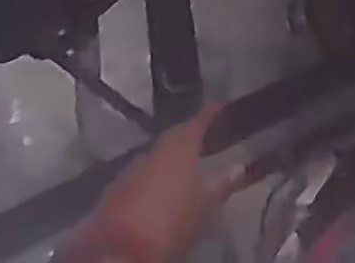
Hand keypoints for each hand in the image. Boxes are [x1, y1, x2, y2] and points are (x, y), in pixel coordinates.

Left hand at [60, 104, 243, 262]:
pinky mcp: (113, 190)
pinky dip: (150, 177)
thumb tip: (241, 166)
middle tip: (204, 140)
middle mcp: (156, 149)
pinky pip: (139, 174)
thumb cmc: (171, 222)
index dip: (212, 112)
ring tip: (181, 169)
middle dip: (189, 134)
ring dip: (168, 157)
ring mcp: (132, 168)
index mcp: (182, 145)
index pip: (201, 119)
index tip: (222, 106)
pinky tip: (155, 192)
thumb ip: (223, 183)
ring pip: (156, 155)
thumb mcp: (204, 206)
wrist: (117, 254)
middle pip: (176, 134)